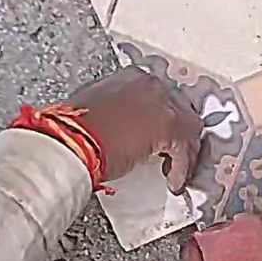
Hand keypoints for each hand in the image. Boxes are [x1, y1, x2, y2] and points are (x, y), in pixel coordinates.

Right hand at [66, 68, 202, 191]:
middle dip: (181, 136)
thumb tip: (136, 130)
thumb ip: (124, 113)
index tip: (164, 140)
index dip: (166, 122)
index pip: (164, 99)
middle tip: (173, 157)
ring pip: (189, 130)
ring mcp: (163, 103)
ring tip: (172, 173)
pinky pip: (185, 150)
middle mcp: (151, 85)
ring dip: (183, 155)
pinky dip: (181, 169)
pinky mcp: (171, 127)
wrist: (72, 141)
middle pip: (183, 111)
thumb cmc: (76, 131)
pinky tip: (173, 182)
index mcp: (133, 78)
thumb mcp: (102, 111)